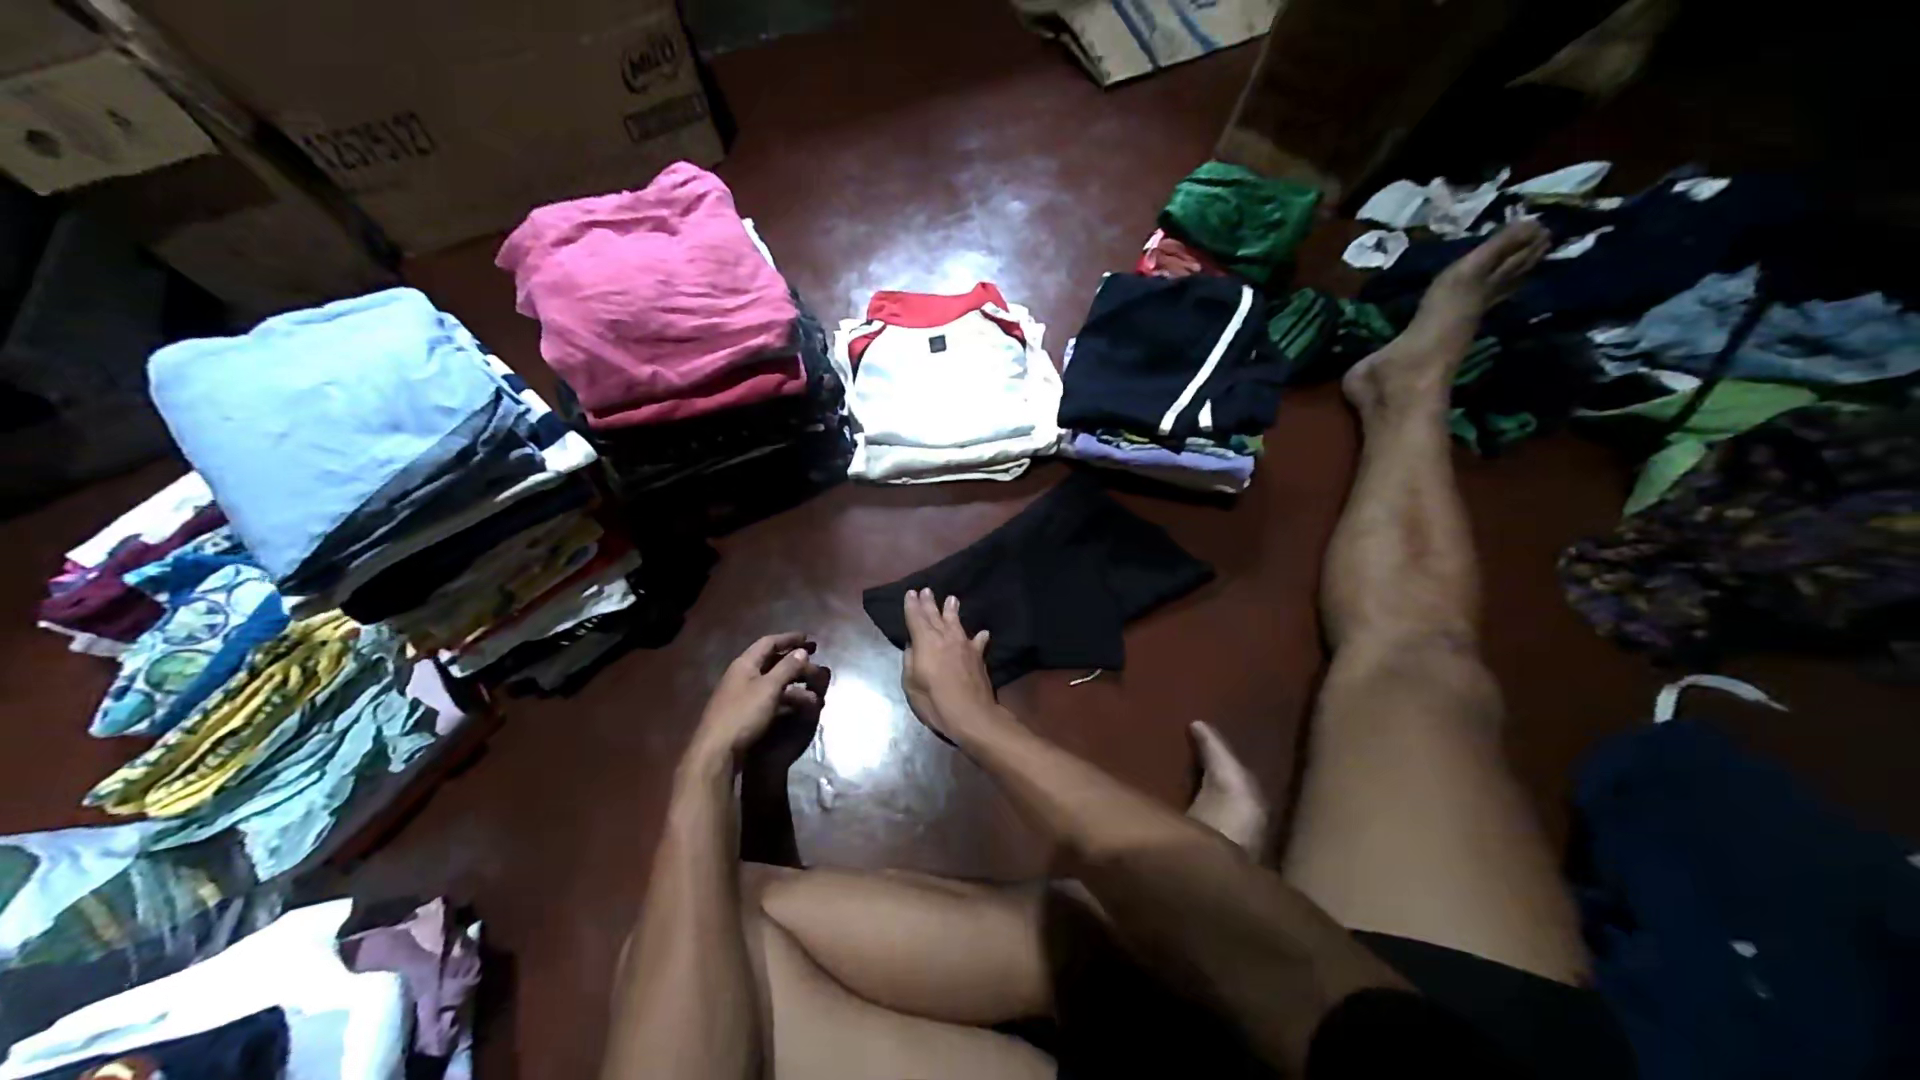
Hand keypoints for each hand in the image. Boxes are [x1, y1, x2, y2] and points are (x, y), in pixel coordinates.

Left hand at [690, 632, 827, 769]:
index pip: (768, 643)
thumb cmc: (743, 713)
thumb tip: (802, 651)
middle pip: (773, 663)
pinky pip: (771, 700)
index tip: (808, 639)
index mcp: (745, 664)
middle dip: (796, 665)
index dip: (789, 639)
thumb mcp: (768, 688)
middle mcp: (743, 676)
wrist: (717, 751)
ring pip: (774, 684)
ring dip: (795, 687)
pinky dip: (787, 701)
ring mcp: (743, 696)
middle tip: (816, 668)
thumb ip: (787, 668)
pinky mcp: (746, 714)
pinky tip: (800, 709)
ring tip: (816, 696)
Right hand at [901, 589, 994, 738]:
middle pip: (935, 616)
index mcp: (925, 641)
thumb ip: (910, 660)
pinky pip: (978, 642)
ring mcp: (964, 645)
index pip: (915, 618)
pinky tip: (983, 633)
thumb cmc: (933, 700)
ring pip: (956, 622)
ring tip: (952, 599)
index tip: (910, 593)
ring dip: (952, 610)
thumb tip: (912, 645)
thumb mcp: (911, 683)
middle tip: (926, 590)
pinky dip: (979, 636)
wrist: (970, 714)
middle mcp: (945, 637)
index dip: (912, 605)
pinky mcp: (978, 656)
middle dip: (929, 603)